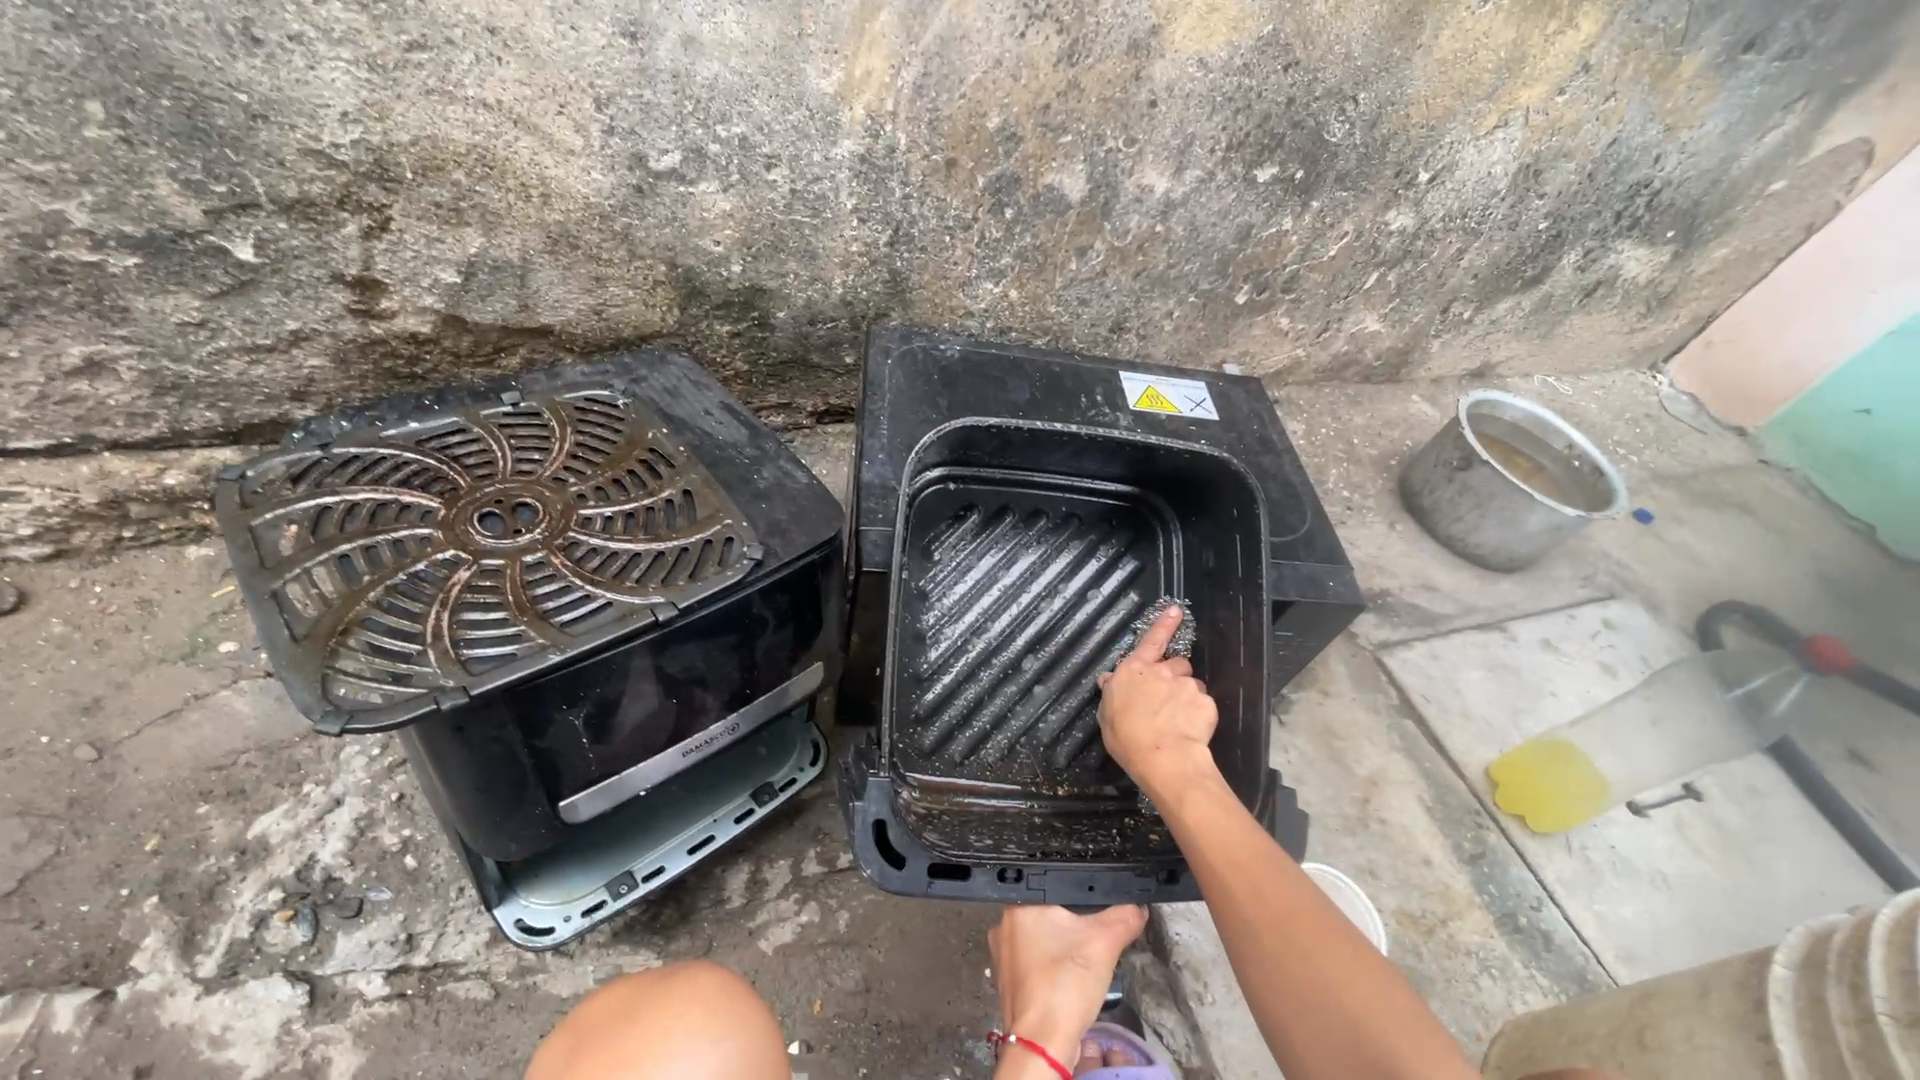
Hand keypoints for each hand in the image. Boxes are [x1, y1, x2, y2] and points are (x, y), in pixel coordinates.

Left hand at [988, 905, 1145, 1074]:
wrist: (1044, 1041)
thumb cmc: (1064, 985)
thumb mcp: (1105, 942)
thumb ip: (1124, 917)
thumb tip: (1136, 908)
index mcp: (1018, 907)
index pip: (1054, 891)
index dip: (1079, 903)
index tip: (1092, 920)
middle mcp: (1003, 928)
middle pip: (1049, 919)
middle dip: (1073, 932)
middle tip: (1088, 946)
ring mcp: (1004, 958)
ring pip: (1043, 945)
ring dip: (1063, 954)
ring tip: (1079, 968)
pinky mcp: (1009, 983)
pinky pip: (1036, 968)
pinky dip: (1053, 974)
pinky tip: (1067, 985)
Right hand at [1097, 604, 1218, 799]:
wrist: (1163, 758)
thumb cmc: (1126, 738)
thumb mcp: (1106, 715)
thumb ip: (1110, 693)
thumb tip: (1108, 678)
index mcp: (1134, 671)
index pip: (1151, 639)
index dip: (1164, 623)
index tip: (1176, 610)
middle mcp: (1161, 671)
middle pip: (1176, 664)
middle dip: (1175, 676)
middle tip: (1168, 700)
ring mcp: (1186, 685)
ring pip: (1191, 685)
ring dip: (1187, 696)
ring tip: (1179, 720)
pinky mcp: (1206, 702)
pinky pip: (1204, 705)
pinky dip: (1198, 715)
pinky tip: (1190, 731)